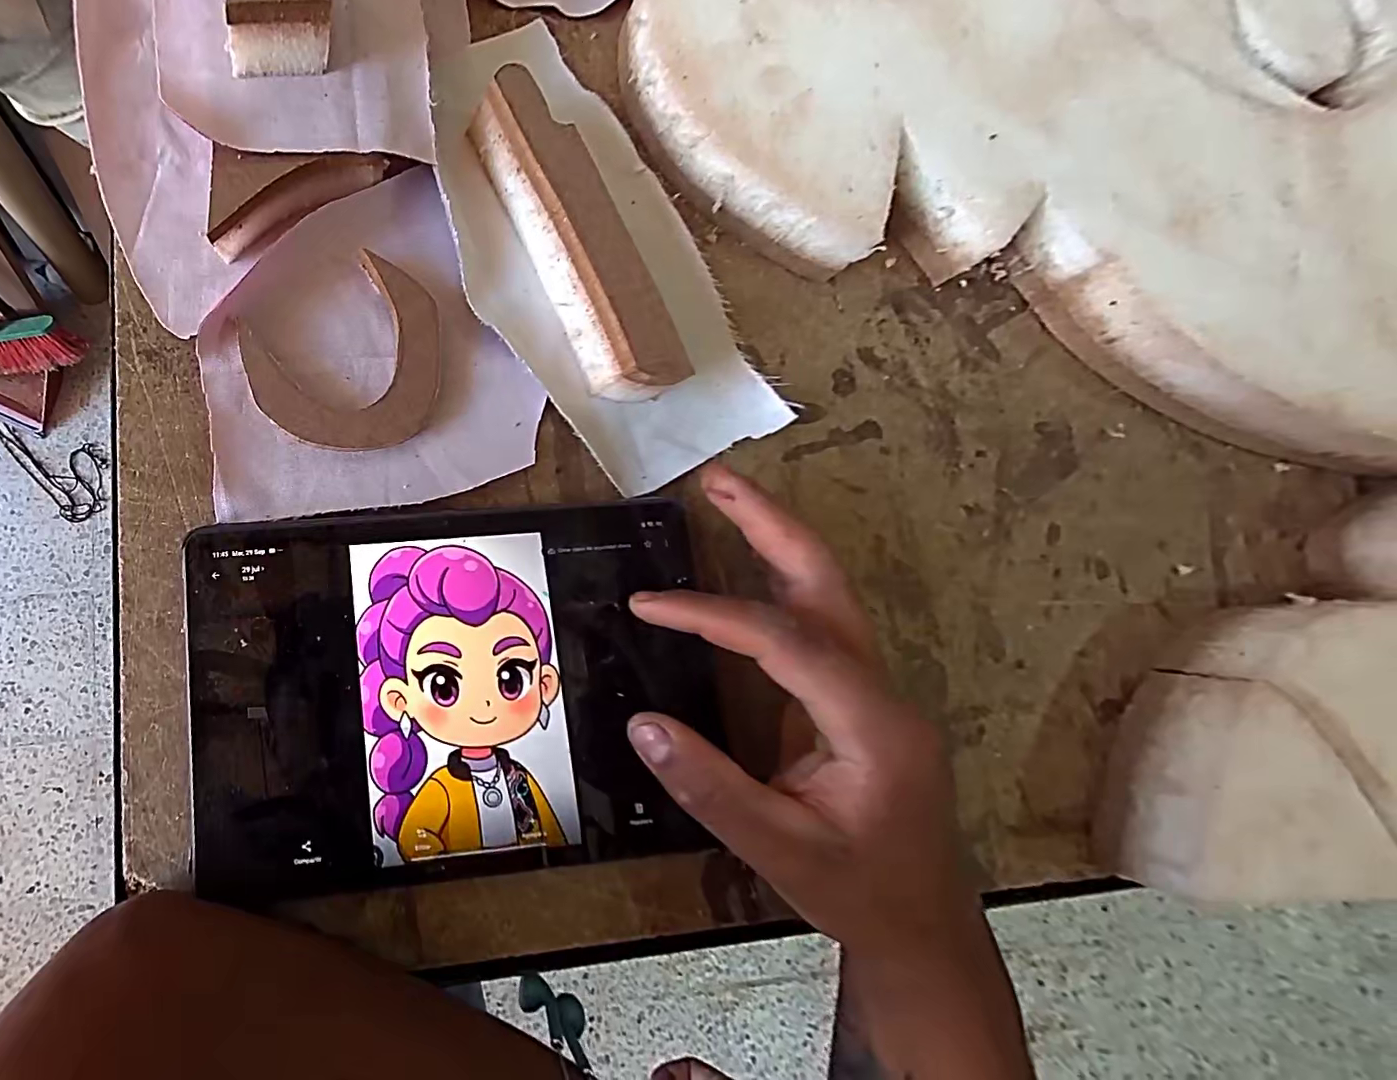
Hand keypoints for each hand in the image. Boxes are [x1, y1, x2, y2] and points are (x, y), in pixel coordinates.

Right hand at [626, 463, 983, 961]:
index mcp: (871, 723)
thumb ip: (710, 787)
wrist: (922, 928)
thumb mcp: (779, 850)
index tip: (646, 605)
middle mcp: (878, 690)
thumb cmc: (859, 892)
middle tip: (717, 482)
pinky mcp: (850, 697)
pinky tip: (739, 570)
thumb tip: (642, 723)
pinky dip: (770, 582)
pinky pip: (808, 624)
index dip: (710, 612)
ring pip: (824, 594)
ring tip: (726, 501)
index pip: (784, 640)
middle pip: (825, 584)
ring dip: (775, 540)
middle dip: (771, 525)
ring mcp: (869, 689)